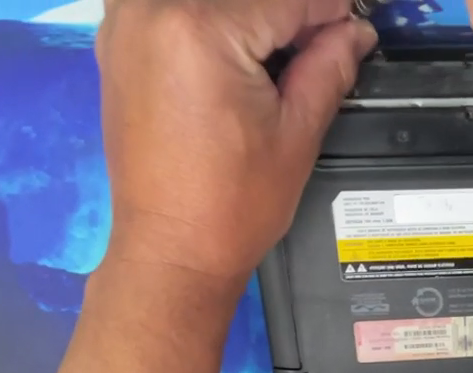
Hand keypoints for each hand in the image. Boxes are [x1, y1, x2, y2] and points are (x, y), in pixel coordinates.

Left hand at [97, 0, 376, 285]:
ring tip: (283, 55)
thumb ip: (327, 70)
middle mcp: (151, 7)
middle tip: (322, 42)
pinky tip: (240, 53)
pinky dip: (212, 20)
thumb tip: (352, 34)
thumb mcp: (295, 136)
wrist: (173, 249)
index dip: (329, 8)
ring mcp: (126, 20)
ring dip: (251, 16)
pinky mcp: (118, 40)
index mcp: (201, 29)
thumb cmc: (231, 207)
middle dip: (289, 13)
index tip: (354, 21)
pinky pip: (175, 7)